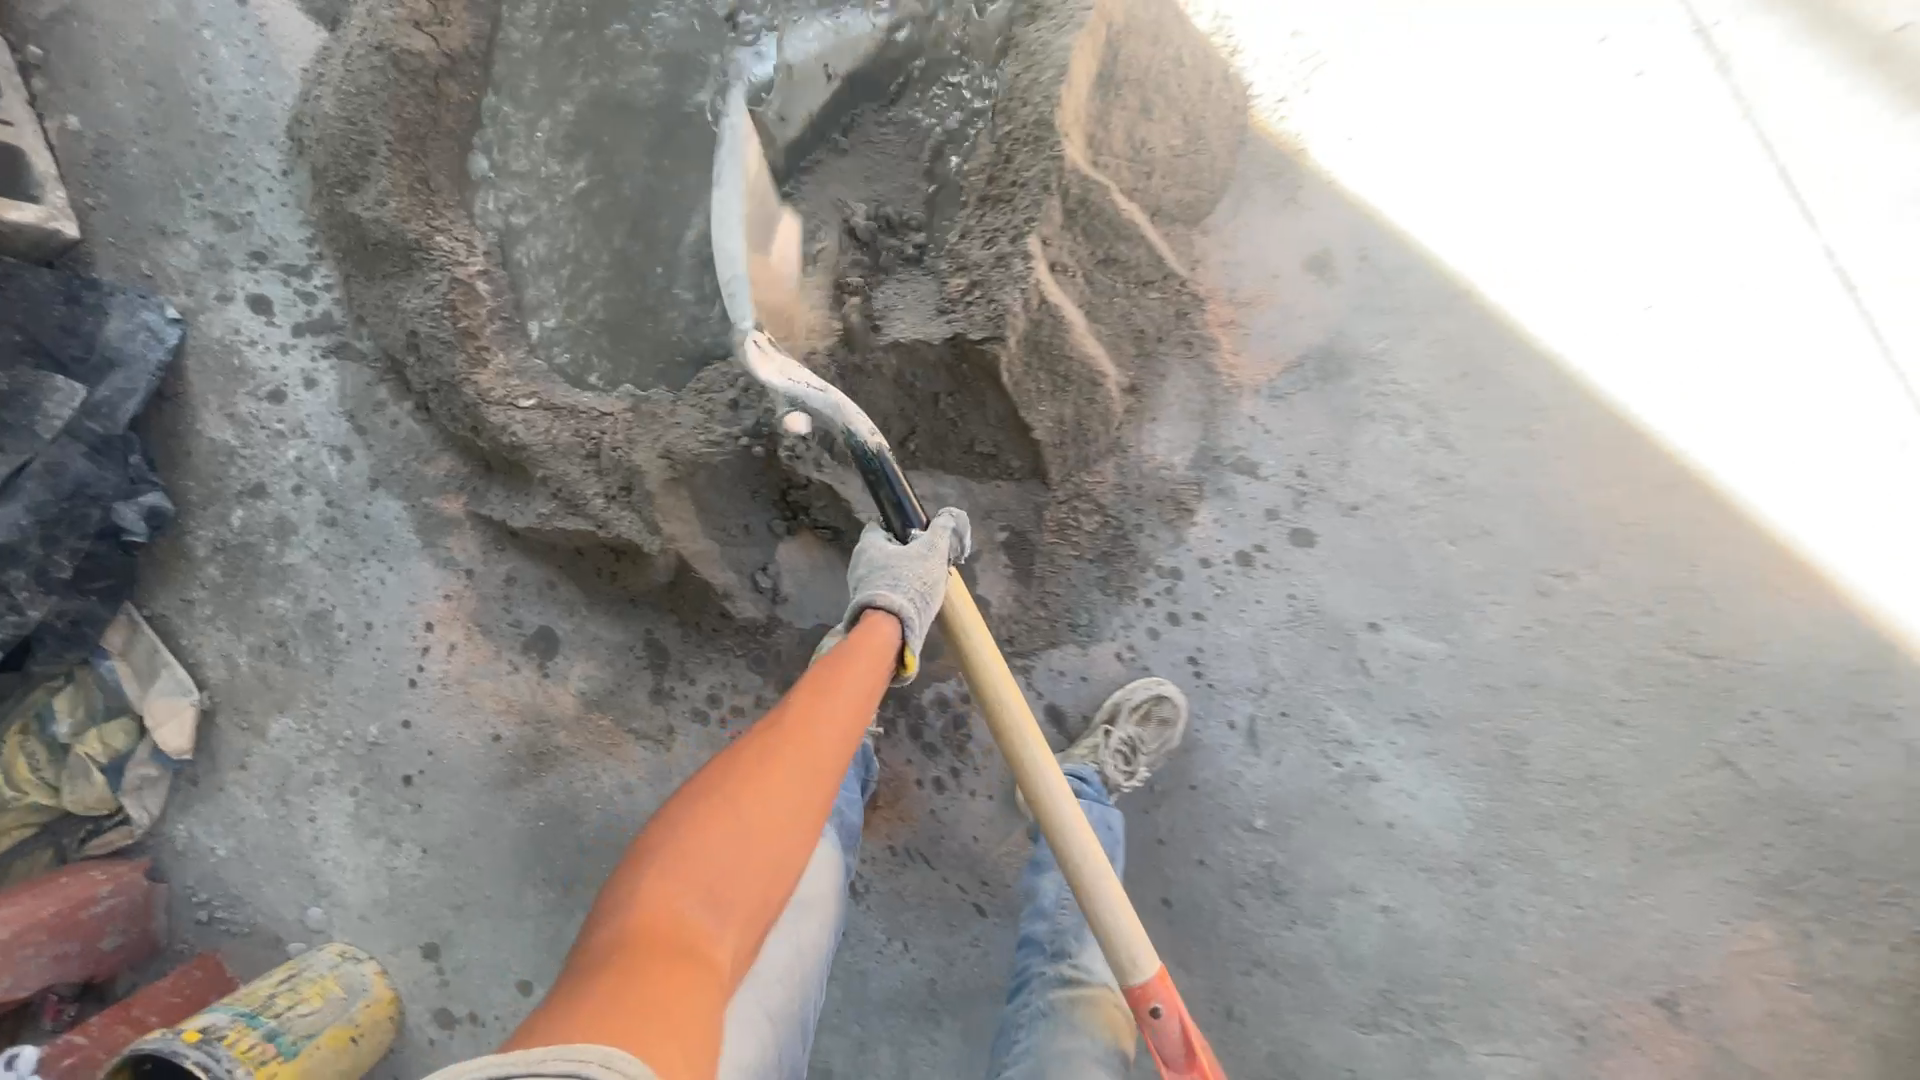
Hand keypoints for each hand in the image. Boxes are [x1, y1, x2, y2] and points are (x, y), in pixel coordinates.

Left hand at [832, 508, 970, 683]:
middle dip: (903, 554)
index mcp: (868, 544)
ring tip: (925, 583)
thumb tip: (950, 514)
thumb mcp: (933, 551)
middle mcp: (857, 563)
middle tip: (926, 560)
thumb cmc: (910, 583)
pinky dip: (897, 594)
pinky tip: (915, 601)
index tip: (917, 535)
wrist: (892, 630)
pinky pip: (883, 593)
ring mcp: (858, 588)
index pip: (879, 525)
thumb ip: (942, 530)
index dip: (899, 526)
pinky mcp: (864, 609)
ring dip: (901, 575)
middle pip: (883, 551)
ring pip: (883, 574)